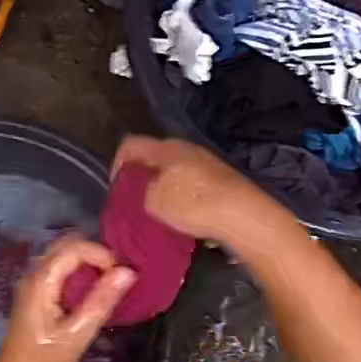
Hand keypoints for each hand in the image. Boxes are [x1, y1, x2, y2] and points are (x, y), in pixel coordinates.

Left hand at [0, 236, 135, 361]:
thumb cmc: (45, 360)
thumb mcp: (79, 333)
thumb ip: (102, 300)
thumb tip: (128, 272)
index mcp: (42, 280)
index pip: (74, 247)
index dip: (101, 254)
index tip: (120, 275)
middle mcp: (33, 273)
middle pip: (66, 244)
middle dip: (94, 253)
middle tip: (115, 274)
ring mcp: (31, 281)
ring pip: (61, 253)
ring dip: (86, 259)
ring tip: (107, 280)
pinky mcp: (34, 291)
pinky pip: (57, 266)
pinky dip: (77, 268)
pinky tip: (90, 288)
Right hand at [113, 136, 295, 250]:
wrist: (245, 216)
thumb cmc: (194, 205)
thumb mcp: (153, 202)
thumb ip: (137, 193)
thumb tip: (135, 191)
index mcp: (165, 147)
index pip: (129, 145)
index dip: (116, 165)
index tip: (115, 189)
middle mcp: (186, 148)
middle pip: (152, 157)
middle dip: (140, 178)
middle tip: (133, 202)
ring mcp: (205, 162)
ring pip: (172, 170)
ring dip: (161, 188)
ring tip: (157, 213)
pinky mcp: (220, 178)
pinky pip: (190, 182)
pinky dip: (181, 195)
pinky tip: (183, 216)